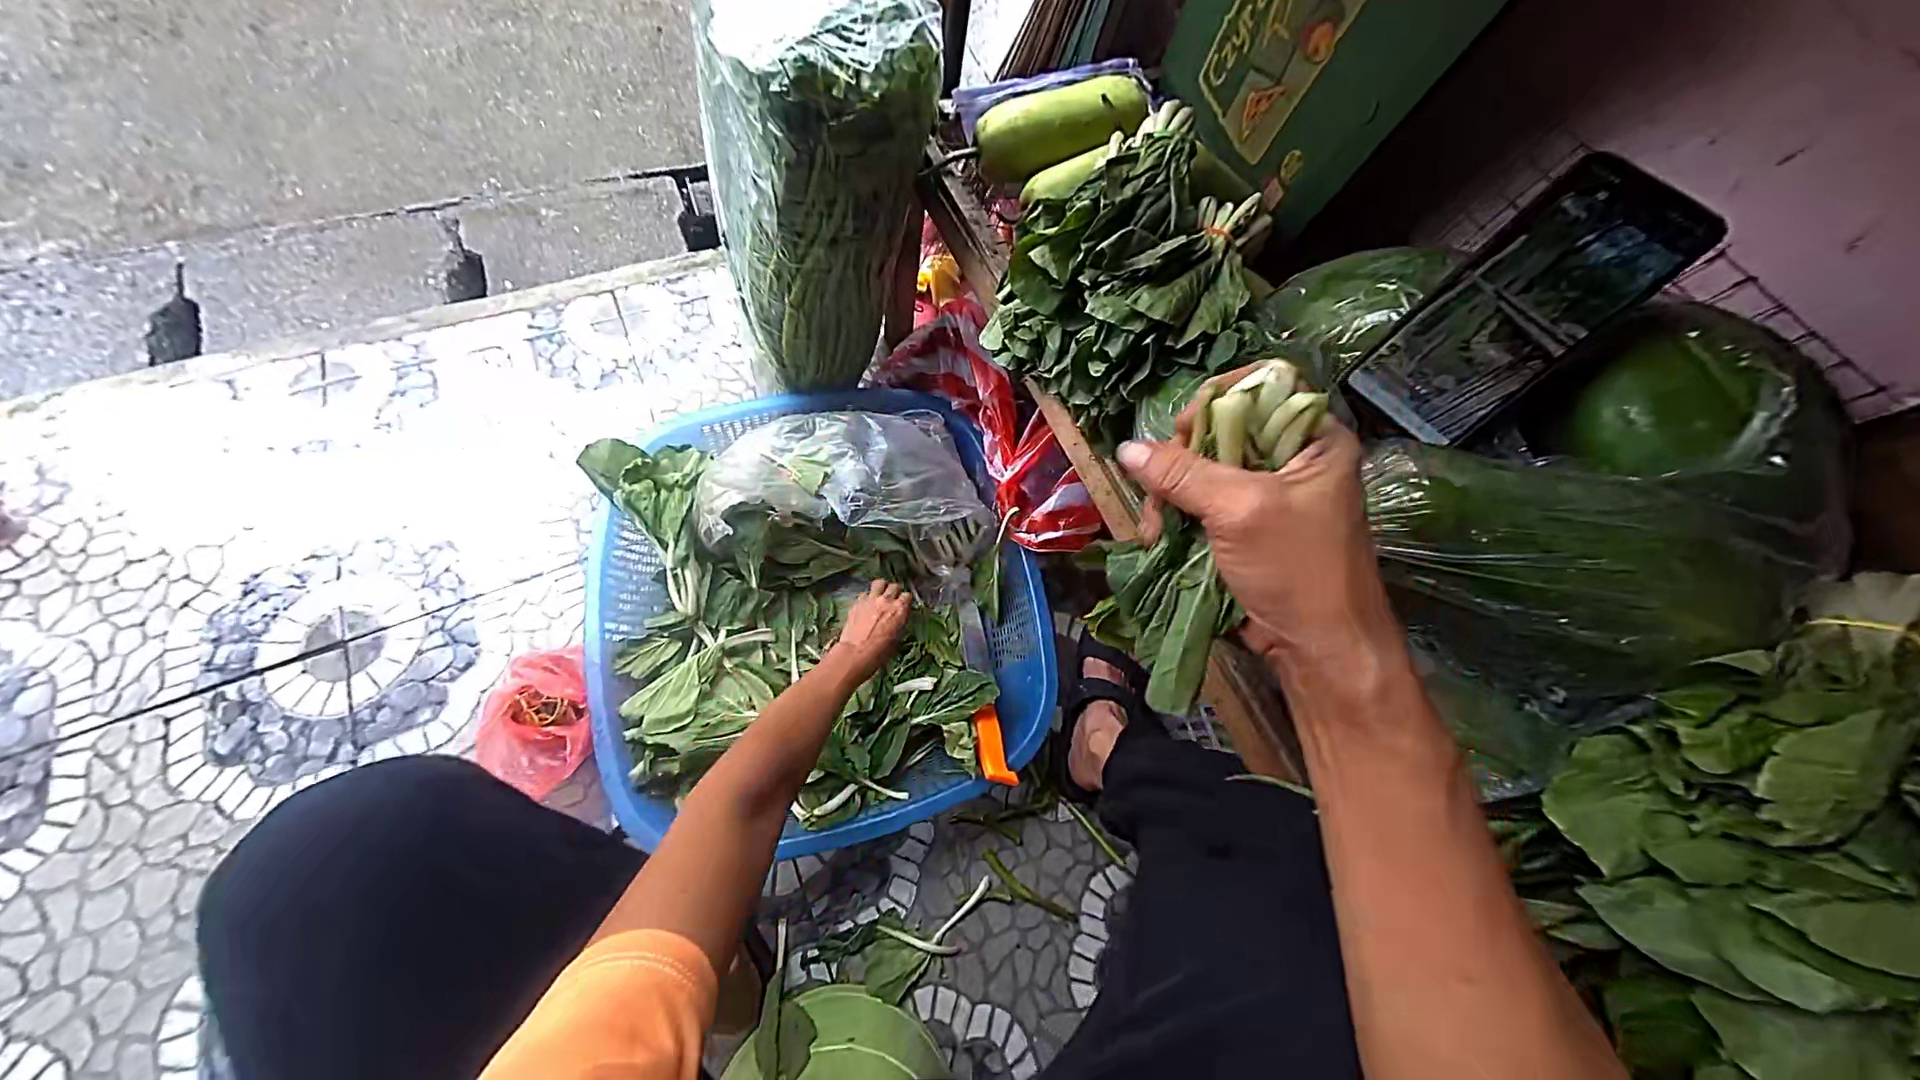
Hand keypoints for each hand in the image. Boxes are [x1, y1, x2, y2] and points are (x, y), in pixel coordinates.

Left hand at [827, 580, 911, 683]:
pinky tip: (865, 604)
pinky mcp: (857, 602)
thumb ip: (899, 622)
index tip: (903, 605)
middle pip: (894, 586)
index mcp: (900, 609)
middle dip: (894, 591)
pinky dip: (866, 597)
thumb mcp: (897, 638)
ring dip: (881, 588)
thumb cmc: (880, 652)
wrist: (857, 653)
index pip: (907, 596)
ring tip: (879, 594)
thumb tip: (898, 619)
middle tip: (892, 599)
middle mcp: (887, 600)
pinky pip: (864, 593)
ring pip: (879, 583)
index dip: (905, 601)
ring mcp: (871, 599)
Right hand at [1118, 371, 1398, 665]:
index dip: (1216, 400)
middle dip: (1180, 460)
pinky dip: (1174, 517)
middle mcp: (1289, 458)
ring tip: (1157, 529)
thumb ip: (1183, 475)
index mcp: (1313, 438)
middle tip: (1162, 491)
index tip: (1184, 431)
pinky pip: (1197, 503)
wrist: (1318, 646)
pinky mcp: (1242, 524)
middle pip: (1219, 431)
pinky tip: (1160, 537)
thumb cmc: (1297, 569)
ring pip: (1199, 470)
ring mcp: (1264, 493)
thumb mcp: (1240, 511)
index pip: (1261, 387)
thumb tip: (1126, 448)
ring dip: (1169, 496)